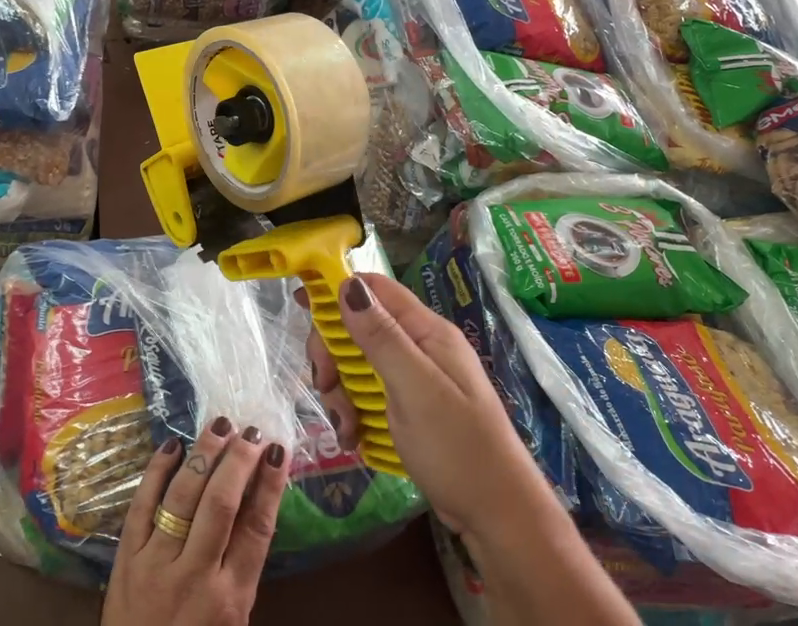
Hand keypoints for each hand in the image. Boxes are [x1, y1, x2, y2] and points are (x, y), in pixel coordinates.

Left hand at [101, 417, 290, 625]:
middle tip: (251, 430)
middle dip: (238, 461)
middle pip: (221, 504)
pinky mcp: (125, 558)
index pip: (256, 529)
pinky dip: (156, 472)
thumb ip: (243, 566)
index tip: (277, 451)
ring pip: (182, 497)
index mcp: (230, 596)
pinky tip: (172, 445)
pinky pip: (141, 505)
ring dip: (203, 456)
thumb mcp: (234, 618)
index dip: (269, 486)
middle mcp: (195, 574)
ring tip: (219, 425)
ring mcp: (156, 562)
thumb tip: (256, 504)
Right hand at [302, 274, 525, 535]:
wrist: (497, 514)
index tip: (299, 305)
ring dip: (341, 390)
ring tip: (346, 425)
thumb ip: (380, 336)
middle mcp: (420, 347)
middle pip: (358, 327)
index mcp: (427, 332)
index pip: (375, 289)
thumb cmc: (458, 448)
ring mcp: (415, 378)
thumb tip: (347, 284)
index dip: (336, 289)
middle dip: (333, 353)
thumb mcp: (414, 388)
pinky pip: (368, 394)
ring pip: (357, 364)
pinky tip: (354, 436)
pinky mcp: (409, 407)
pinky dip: (354, 411)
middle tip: (325, 384)